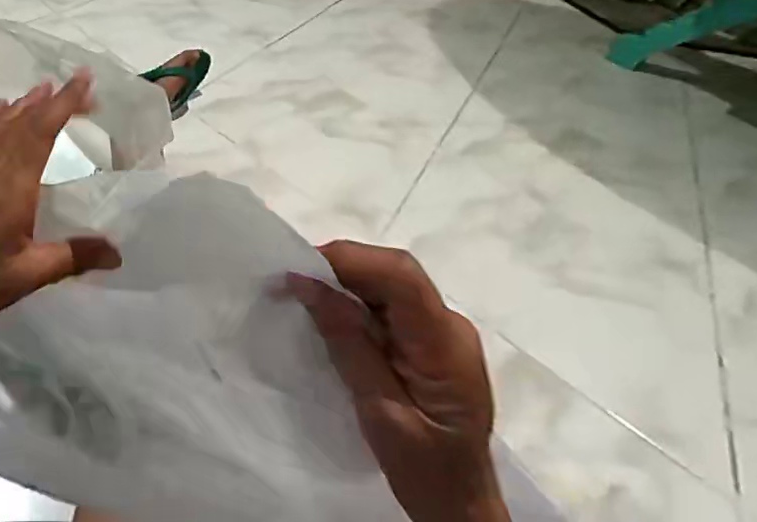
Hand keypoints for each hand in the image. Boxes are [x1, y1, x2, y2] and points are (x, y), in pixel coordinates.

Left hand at [0, 70, 121, 347]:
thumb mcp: (28, 277)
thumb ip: (73, 257)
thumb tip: (119, 253)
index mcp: (12, 188)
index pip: (41, 132)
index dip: (65, 103)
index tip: (85, 79)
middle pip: (23, 123)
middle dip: (52, 99)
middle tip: (79, 83)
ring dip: (24, 104)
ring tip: (45, 87)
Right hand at [288, 241, 507, 521]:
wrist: (461, 509)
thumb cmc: (426, 473)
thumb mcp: (380, 415)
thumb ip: (347, 344)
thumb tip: (308, 285)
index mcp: (445, 343)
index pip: (401, 276)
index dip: (349, 260)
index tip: (301, 270)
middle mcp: (449, 324)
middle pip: (394, 272)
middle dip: (341, 267)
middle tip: (294, 282)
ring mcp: (442, 328)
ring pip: (389, 281)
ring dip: (345, 281)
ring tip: (305, 294)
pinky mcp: (428, 337)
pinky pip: (389, 301)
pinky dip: (355, 299)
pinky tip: (331, 313)